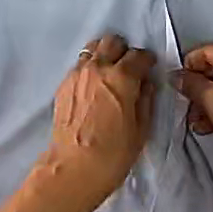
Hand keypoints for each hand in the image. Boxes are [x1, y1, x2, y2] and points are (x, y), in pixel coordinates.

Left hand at [34, 34, 154, 211]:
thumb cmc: (113, 154)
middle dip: (123, 51)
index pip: (139, 54)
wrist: (72, 170)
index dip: (147, 60)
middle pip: (113, 41)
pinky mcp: (63, 85)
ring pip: (93, 49)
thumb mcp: (141, 129)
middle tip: (128, 68)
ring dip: (104, 55)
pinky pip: (79, 65)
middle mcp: (99, 68)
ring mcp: (78, 75)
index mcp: (122, 77)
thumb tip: (146, 83)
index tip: (149, 68)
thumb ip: (146, 99)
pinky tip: (93, 87)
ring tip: (108, 74)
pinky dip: (89, 68)